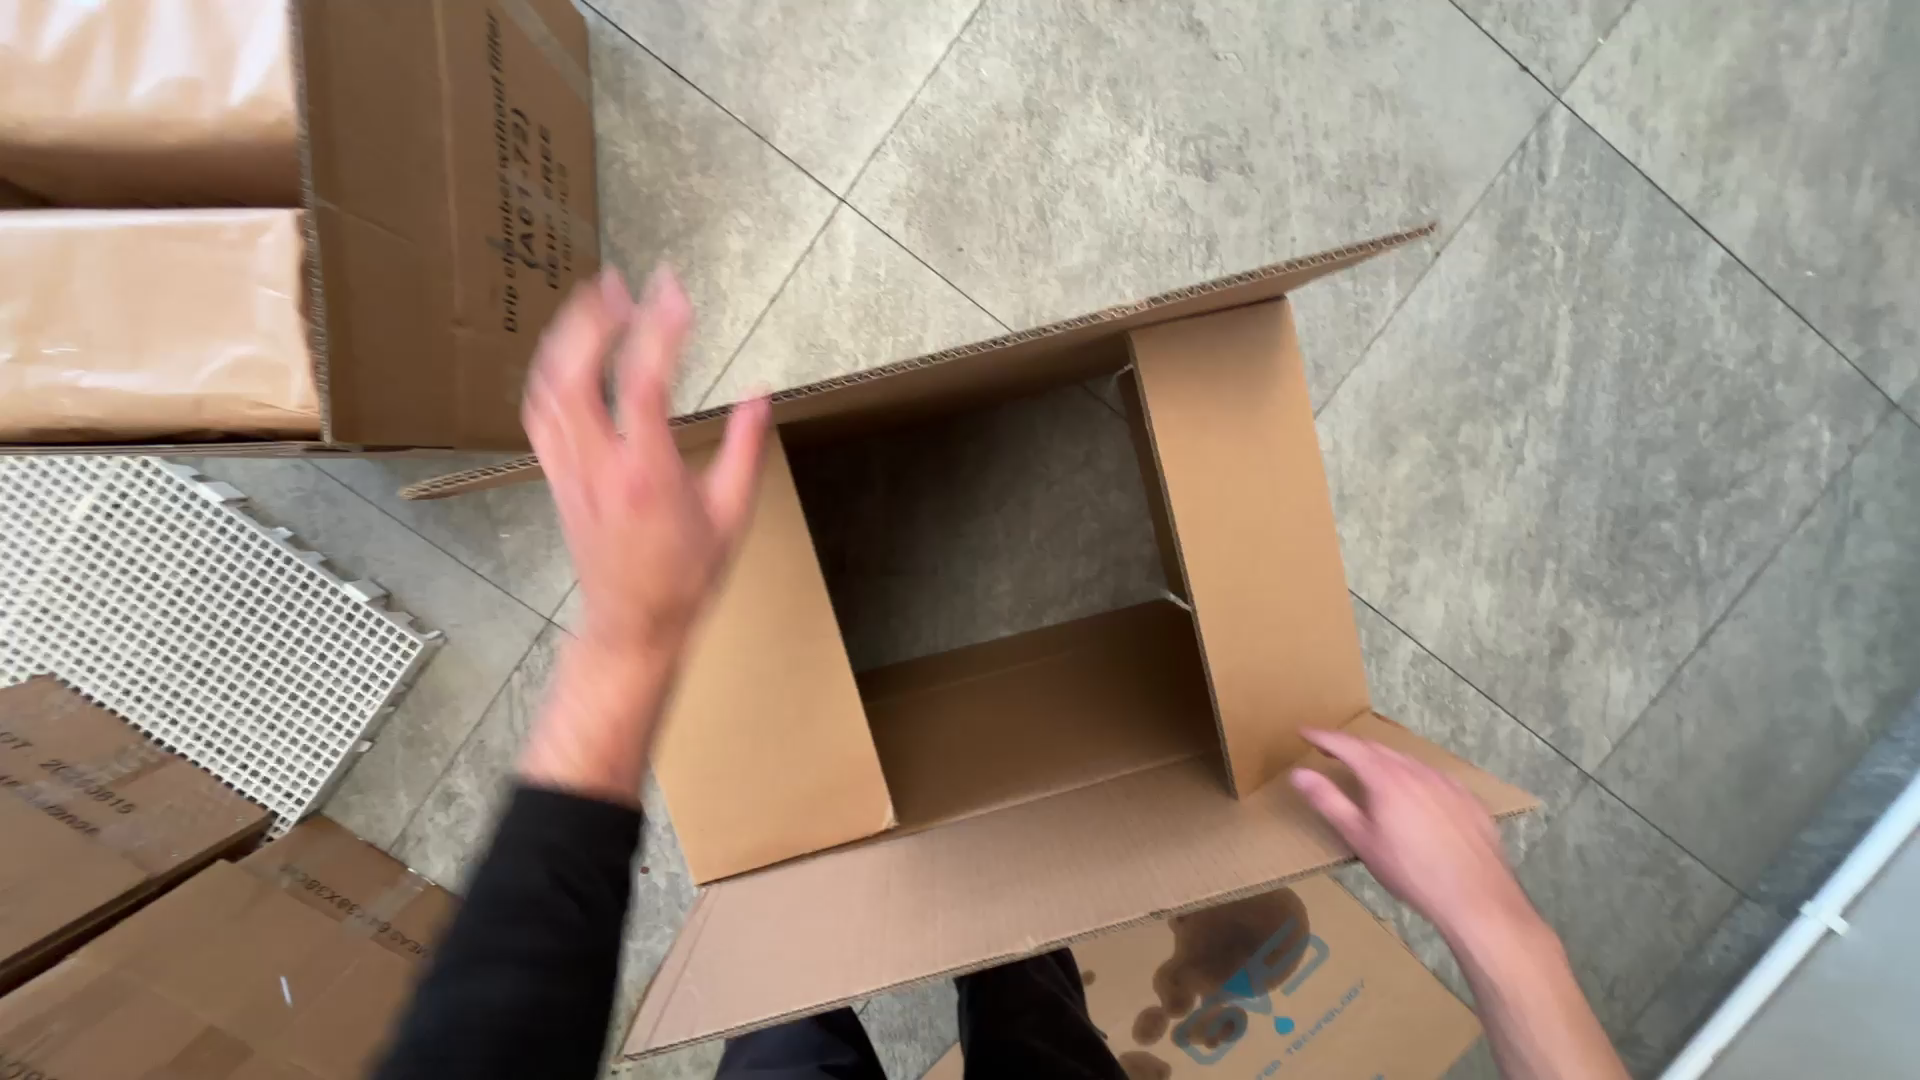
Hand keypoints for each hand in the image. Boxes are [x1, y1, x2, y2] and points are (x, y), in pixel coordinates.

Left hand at [515, 265, 769, 803]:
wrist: (634, 622)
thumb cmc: (688, 575)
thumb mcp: (733, 516)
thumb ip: (745, 451)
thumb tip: (759, 397)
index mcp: (648, 474)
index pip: (645, 383)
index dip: (659, 331)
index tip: (674, 294)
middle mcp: (600, 466)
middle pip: (576, 374)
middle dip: (594, 320)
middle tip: (619, 283)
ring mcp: (570, 471)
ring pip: (548, 389)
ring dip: (567, 339)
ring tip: (592, 304)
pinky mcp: (558, 478)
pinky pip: (541, 414)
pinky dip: (550, 374)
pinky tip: (566, 357)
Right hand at [1290, 729, 1535, 946]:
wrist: (1478, 901)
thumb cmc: (1410, 871)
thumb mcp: (1360, 839)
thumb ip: (1328, 801)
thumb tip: (1298, 773)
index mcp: (1385, 777)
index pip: (1347, 745)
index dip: (1322, 737)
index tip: (1304, 732)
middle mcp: (1416, 771)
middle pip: (1376, 748)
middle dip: (1350, 746)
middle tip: (1329, 751)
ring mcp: (1447, 784)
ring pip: (1406, 761)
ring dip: (1381, 760)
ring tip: (1367, 771)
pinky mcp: (1469, 801)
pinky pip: (1433, 778)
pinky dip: (1412, 777)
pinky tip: (1413, 794)